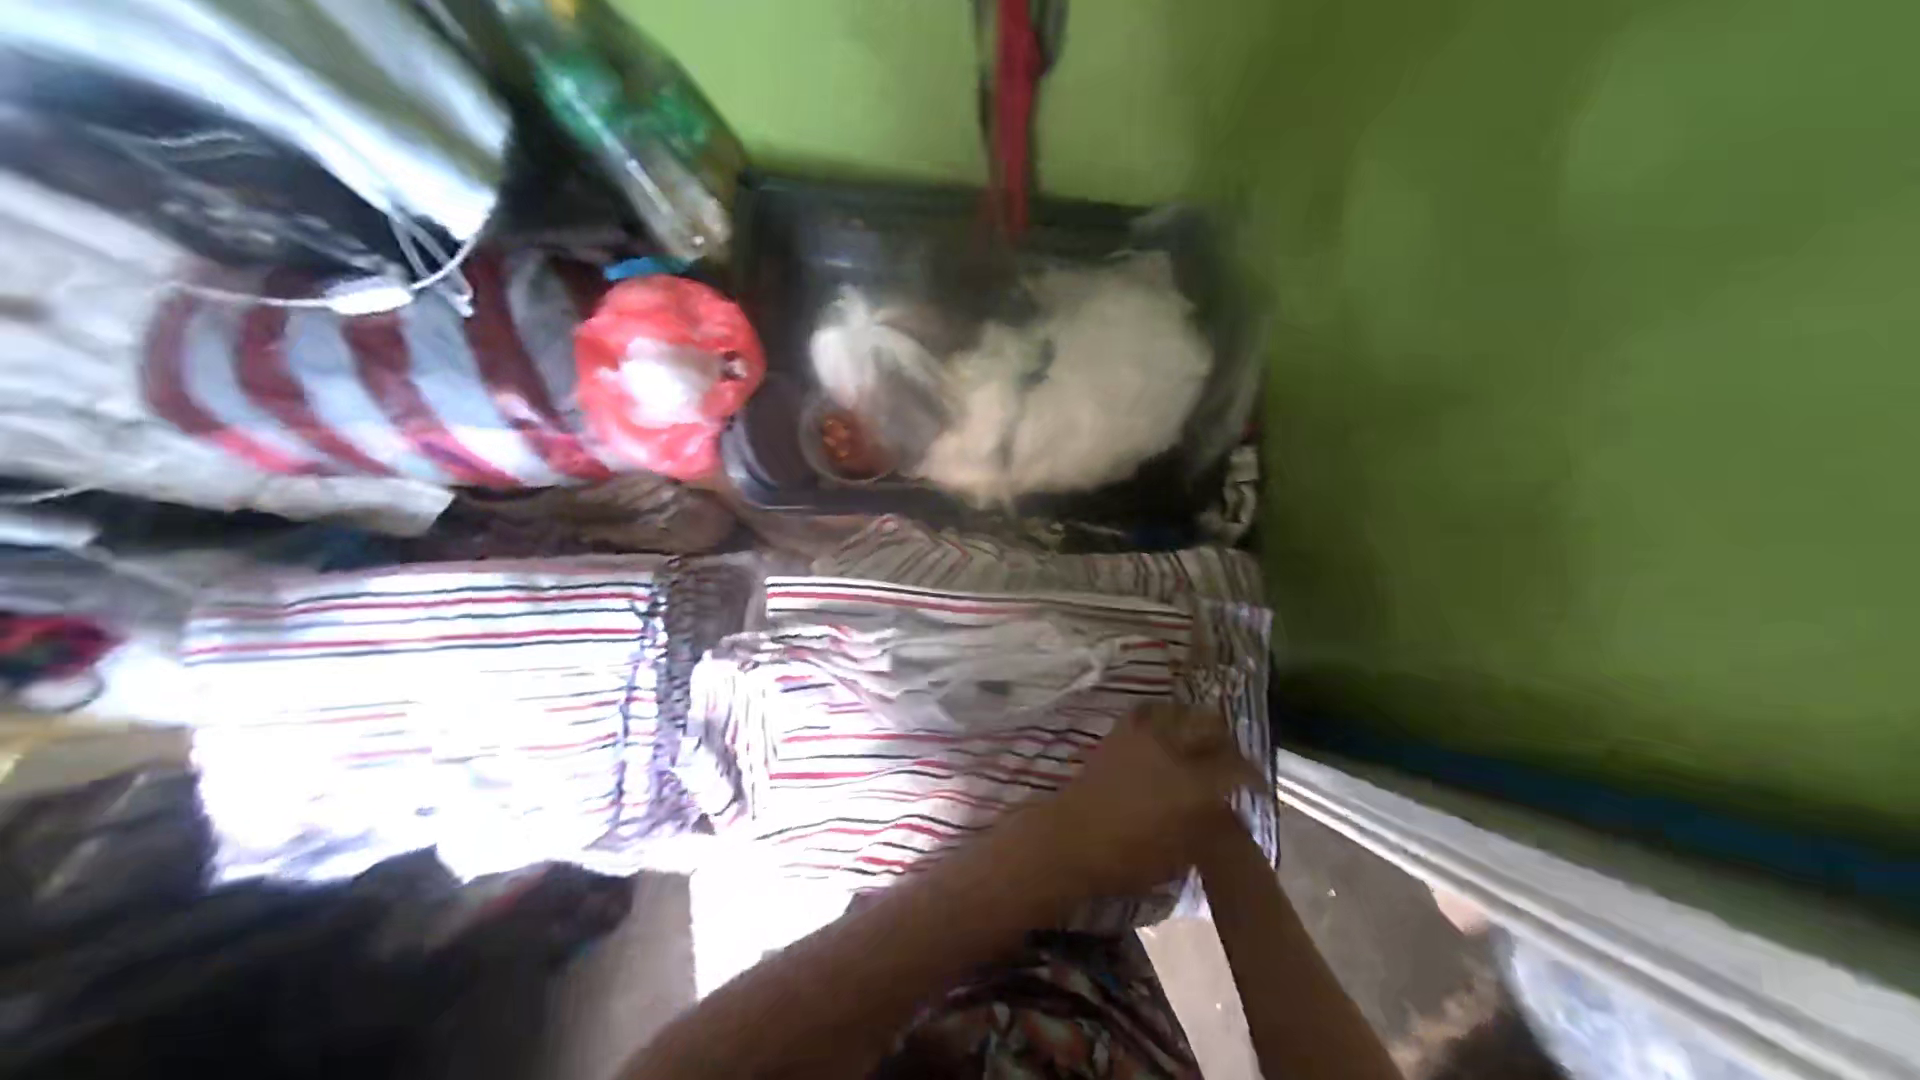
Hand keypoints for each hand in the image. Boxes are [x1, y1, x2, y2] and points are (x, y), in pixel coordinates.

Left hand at [1008, 704, 1262, 900]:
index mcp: (1195, 785)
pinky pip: (1147, 711)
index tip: (1256, 787)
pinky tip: (1165, 728)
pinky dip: (1162, 714)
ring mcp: (1144, 736)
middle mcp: (1173, 750)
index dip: (1253, 776)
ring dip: (1195, 721)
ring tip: (1199, 738)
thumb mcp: (1183, 854)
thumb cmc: (1130, 859)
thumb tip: (1229, 810)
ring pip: (1180, 711)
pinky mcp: (1119, 733)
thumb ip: (1212, 827)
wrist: (1072, 839)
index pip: (1238, 768)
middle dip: (1227, 741)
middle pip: (1212, 727)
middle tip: (1229, 759)